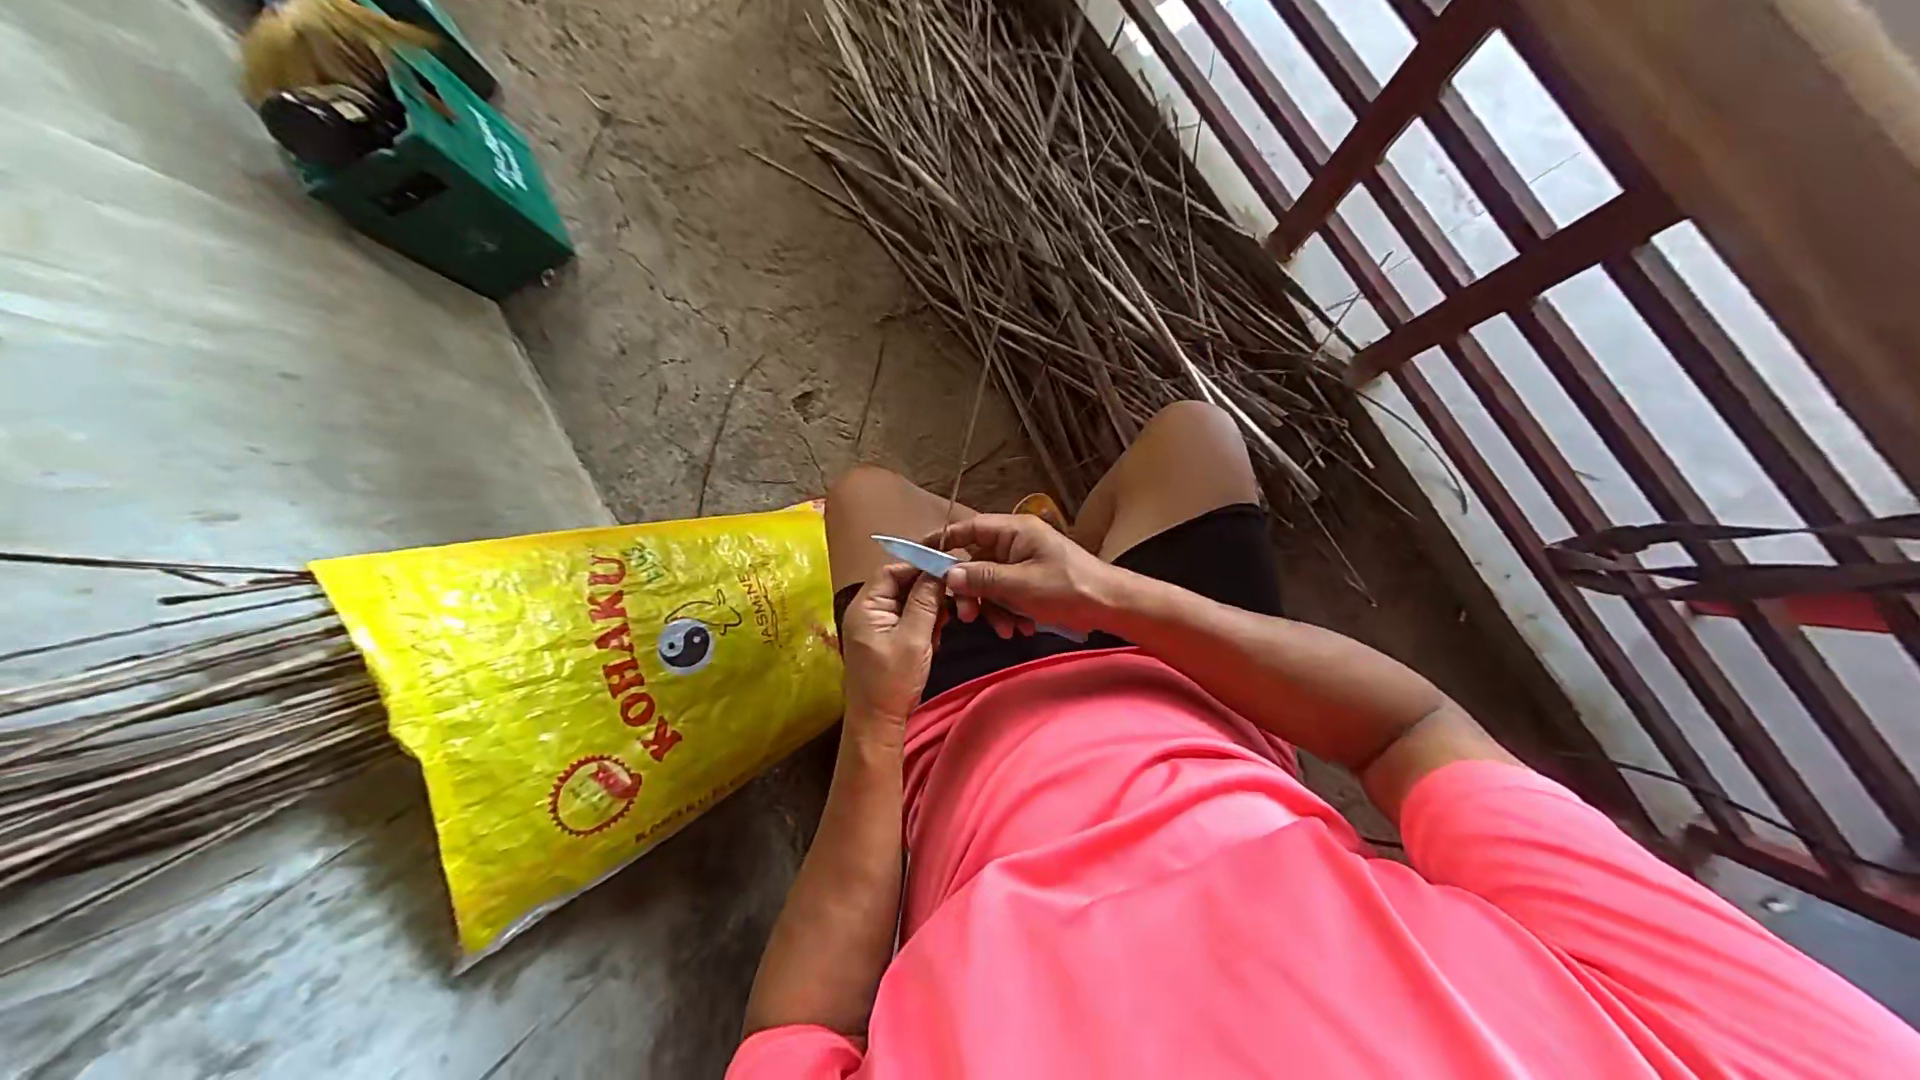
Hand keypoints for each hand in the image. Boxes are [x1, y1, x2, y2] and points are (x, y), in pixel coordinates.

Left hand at [839, 561, 946, 748]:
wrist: (877, 723)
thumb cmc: (892, 680)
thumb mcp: (914, 637)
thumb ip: (925, 601)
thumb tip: (938, 571)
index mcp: (866, 606)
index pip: (892, 571)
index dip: (920, 569)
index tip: (947, 575)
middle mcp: (866, 611)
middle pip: (901, 586)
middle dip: (927, 594)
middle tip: (949, 608)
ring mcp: (874, 626)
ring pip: (907, 603)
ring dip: (928, 612)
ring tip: (941, 629)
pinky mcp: (883, 640)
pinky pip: (906, 620)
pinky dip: (922, 625)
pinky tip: (933, 640)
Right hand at [926, 514, 1124, 635]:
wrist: (1111, 605)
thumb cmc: (1068, 588)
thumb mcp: (1020, 585)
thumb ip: (981, 578)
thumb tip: (948, 576)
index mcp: (1014, 531)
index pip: (968, 529)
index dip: (942, 542)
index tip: (919, 557)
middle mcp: (1016, 541)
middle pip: (976, 561)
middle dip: (972, 592)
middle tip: (968, 617)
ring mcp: (1024, 561)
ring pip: (991, 582)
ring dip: (993, 607)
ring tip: (1005, 630)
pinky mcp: (1032, 580)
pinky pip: (1008, 593)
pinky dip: (1009, 611)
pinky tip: (1020, 628)